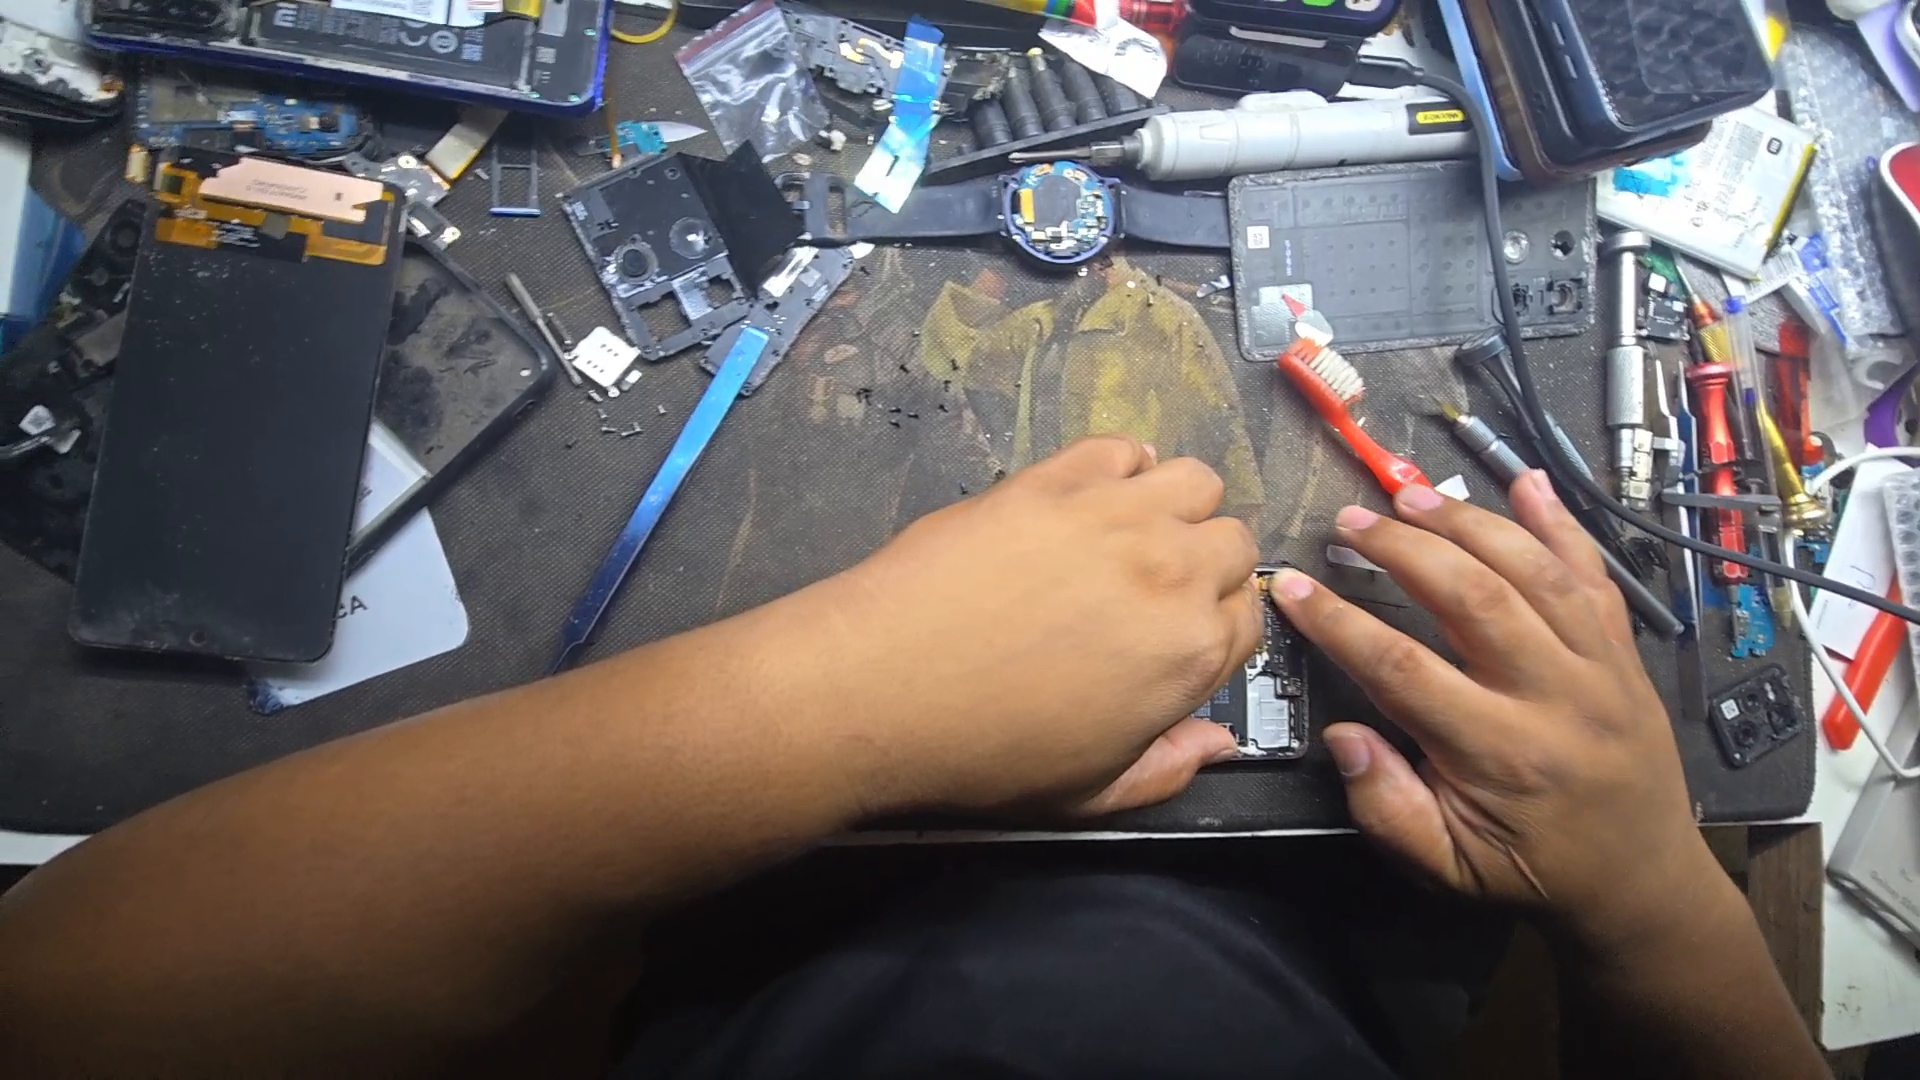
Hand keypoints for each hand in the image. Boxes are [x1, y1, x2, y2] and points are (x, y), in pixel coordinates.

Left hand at [815, 436, 1259, 816]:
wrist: (882, 685)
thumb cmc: (986, 752)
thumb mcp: (1090, 795)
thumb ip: (1169, 767)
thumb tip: (1221, 740)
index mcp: (1190, 650)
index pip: (1247, 617)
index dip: (1215, 626)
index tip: (1176, 633)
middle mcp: (1171, 568)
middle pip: (1231, 541)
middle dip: (1206, 565)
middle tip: (1149, 586)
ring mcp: (1111, 512)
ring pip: (1193, 480)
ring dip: (1176, 506)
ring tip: (1128, 532)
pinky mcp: (1051, 478)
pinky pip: (1117, 447)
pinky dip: (1118, 466)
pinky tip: (1087, 496)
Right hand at [1268, 473, 1723, 950]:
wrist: (1646, 886)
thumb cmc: (1530, 871)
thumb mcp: (1444, 865)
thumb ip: (1384, 806)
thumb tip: (1342, 734)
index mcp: (1500, 752)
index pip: (1402, 667)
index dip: (1337, 621)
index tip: (1290, 585)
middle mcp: (1555, 697)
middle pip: (1473, 597)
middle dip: (1402, 549)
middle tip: (1348, 523)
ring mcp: (1600, 668)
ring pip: (1533, 573)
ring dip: (1468, 523)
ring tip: (1410, 494)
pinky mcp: (1624, 655)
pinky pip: (1594, 577)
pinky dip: (1562, 524)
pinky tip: (1528, 484)